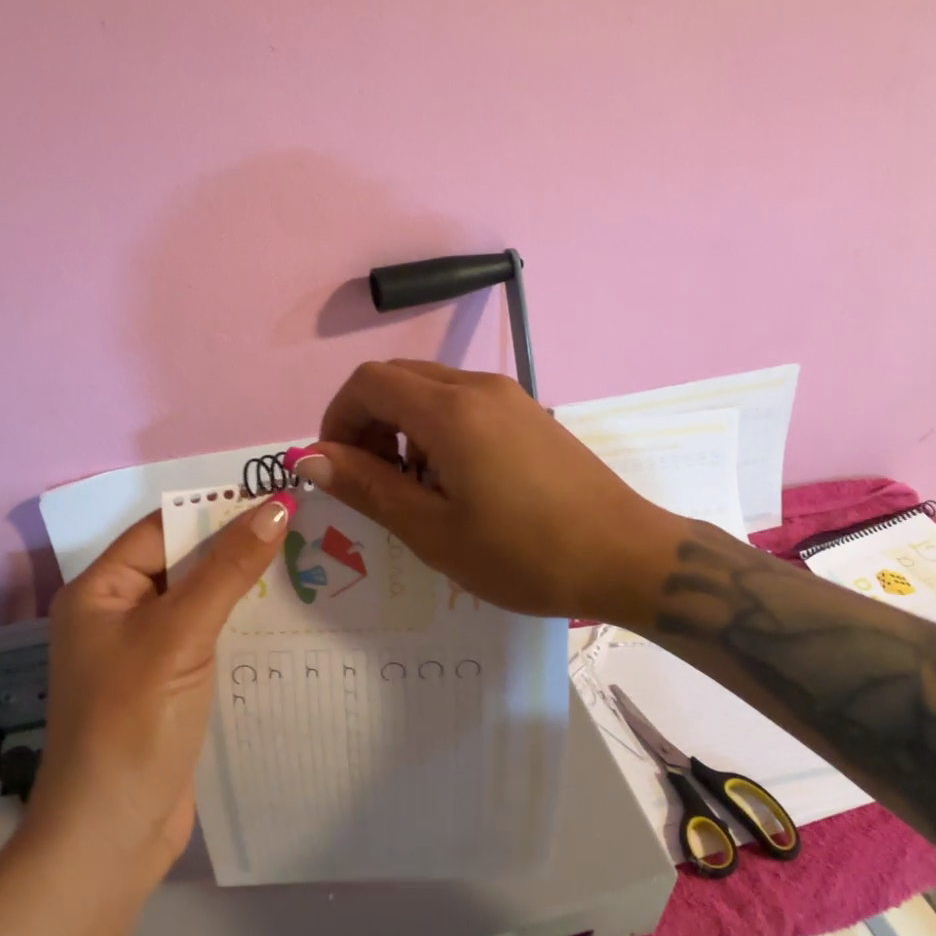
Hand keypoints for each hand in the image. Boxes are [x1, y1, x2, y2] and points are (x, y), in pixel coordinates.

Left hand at [27, 498, 291, 877]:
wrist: (112, 833)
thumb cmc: (133, 721)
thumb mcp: (180, 634)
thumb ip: (228, 569)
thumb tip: (277, 506)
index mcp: (101, 590)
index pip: (164, 529)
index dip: (219, 510)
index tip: (281, 497)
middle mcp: (119, 613)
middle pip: (187, 563)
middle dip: (240, 548)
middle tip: (308, 528)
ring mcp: (146, 652)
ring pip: (204, 602)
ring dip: (248, 588)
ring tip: (312, 564)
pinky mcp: (172, 686)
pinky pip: (212, 639)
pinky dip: (245, 626)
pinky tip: (292, 617)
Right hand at [287, 360, 683, 621]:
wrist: (626, 557)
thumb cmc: (524, 555)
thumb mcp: (434, 531)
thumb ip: (368, 487)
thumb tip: (309, 458)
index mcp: (451, 411)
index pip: (368, 382)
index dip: (338, 419)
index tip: (338, 469)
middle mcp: (479, 387)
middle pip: (398, 379)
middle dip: (368, 423)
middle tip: (372, 483)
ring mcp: (511, 397)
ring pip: (431, 391)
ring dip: (403, 428)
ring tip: (415, 492)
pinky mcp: (530, 413)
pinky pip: (465, 404)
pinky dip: (437, 431)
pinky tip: (455, 484)